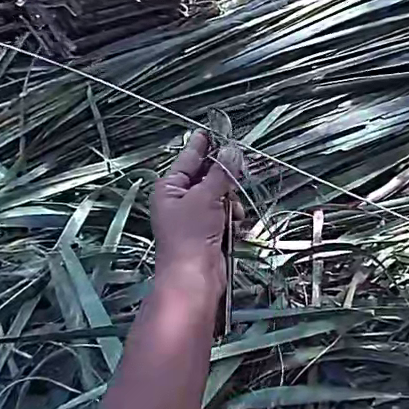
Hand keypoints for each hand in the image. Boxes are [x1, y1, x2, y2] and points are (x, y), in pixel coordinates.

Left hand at [151, 130, 243, 285]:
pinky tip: (234, 225)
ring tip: (233, 212)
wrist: (194, 277)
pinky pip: (224, 214)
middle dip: (223, 178)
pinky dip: (231, 218)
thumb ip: (221, 173)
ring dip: (230, 202)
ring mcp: (194, 216)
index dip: (202, 146)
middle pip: (207, 177)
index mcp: (169, 187)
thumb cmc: (191, 234)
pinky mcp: (208, 231)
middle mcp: (179, 199)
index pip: (189, 159)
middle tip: (239, 170)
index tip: (210, 131)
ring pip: (220, 195)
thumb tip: (232, 150)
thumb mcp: (206, 197)